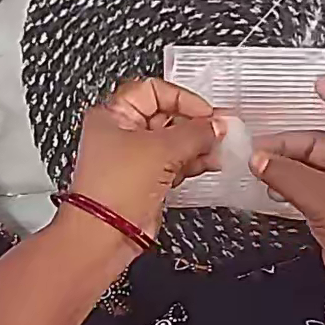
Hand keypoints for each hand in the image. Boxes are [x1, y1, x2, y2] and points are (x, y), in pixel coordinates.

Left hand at [65, 78, 221, 238]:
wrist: (106, 233)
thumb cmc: (114, 189)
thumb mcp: (162, 149)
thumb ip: (195, 133)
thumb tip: (216, 125)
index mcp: (114, 114)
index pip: (153, 91)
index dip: (182, 99)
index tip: (205, 112)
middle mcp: (122, 133)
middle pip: (166, 116)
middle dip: (195, 124)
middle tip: (218, 130)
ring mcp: (135, 157)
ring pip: (174, 141)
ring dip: (198, 145)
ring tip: (217, 149)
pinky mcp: (147, 179)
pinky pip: (175, 163)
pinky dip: (193, 162)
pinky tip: (210, 163)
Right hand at [249, 75, 324, 274]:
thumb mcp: (320, 194)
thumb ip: (285, 174)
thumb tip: (258, 159)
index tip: (319, 83)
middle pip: (318, 142)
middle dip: (288, 145)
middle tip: (259, 152)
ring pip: (311, 166)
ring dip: (287, 166)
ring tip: (261, 171)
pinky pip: (310, 187)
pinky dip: (291, 185)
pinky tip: (274, 190)